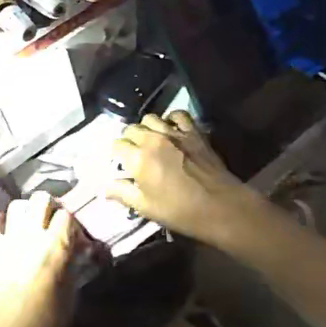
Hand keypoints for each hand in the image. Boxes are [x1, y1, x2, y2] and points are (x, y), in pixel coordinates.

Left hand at [0, 193, 98, 326]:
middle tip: (53, 222)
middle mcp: (32, 234)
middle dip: (50, 206)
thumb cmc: (45, 324)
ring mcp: (8, 238)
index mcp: (56, 246)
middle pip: (41, 199)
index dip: (72, 222)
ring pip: (16, 204)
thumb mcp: (71, 296)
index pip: (67, 215)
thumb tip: (77, 253)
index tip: (75, 235)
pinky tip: (9, 229)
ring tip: (31, 224)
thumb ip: (74, 267)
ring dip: (26, 210)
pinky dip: (2, 220)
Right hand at [106, 111, 256, 244]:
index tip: (121, 164)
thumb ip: (123, 193)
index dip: (117, 154)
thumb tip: (105, 188)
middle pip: (131, 129)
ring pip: (150, 118)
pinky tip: (171, 129)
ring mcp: (174, 133)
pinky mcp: (193, 132)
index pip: (117, 145)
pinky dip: (171, 119)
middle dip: (129, 139)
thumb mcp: (146, 208)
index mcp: (138, 158)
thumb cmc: (180, 211)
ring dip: (146, 128)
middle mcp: (153, 140)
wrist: (220, 206)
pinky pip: (178, 115)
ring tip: (150, 140)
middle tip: (134, 154)